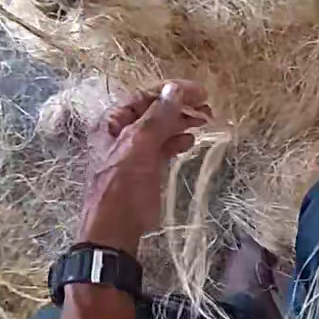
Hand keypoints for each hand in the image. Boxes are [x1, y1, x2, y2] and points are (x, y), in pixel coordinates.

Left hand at [78, 81, 210, 254]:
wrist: (115, 228)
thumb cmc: (121, 186)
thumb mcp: (138, 146)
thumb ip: (157, 118)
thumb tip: (175, 89)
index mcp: (112, 122)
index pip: (145, 97)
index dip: (171, 91)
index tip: (199, 92)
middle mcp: (121, 133)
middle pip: (154, 112)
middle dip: (179, 107)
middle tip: (206, 108)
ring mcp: (134, 152)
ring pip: (161, 129)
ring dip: (181, 123)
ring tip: (203, 122)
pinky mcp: (145, 168)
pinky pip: (163, 147)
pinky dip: (177, 141)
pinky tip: (190, 141)